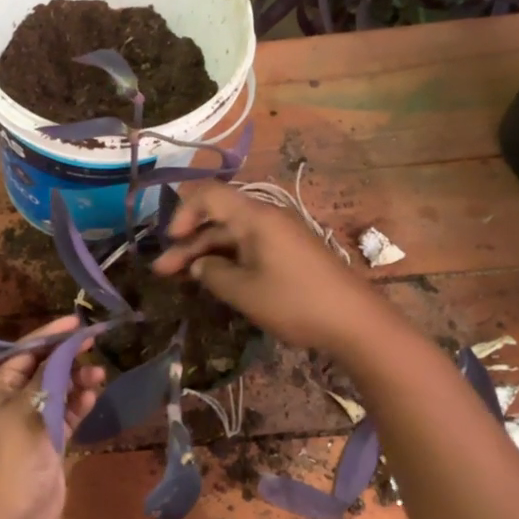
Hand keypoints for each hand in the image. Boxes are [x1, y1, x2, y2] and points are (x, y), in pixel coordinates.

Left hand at [0, 316, 105, 518]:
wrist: (13, 511)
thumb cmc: (14, 453)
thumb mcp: (29, 407)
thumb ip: (48, 374)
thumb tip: (64, 346)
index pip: (26, 350)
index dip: (51, 334)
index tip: (78, 322)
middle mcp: (12, 399)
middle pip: (43, 367)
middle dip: (67, 357)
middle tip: (94, 344)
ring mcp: (31, 421)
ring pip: (57, 390)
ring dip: (77, 381)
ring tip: (99, 375)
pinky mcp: (48, 440)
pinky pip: (66, 413)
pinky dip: (78, 404)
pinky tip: (93, 396)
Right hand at [152, 182, 390, 353]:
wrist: (356, 323)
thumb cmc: (295, 302)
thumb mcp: (243, 291)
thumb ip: (212, 273)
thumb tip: (200, 264)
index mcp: (255, 217)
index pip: (208, 194)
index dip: (183, 212)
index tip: (170, 241)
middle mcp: (267, 218)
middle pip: (217, 219)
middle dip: (187, 243)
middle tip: (161, 272)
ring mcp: (280, 236)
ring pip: (231, 236)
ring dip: (204, 254)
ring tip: (181, 279)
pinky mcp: (289, 254)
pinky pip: (249, 247)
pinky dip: (226, 260)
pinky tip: (213, 280)